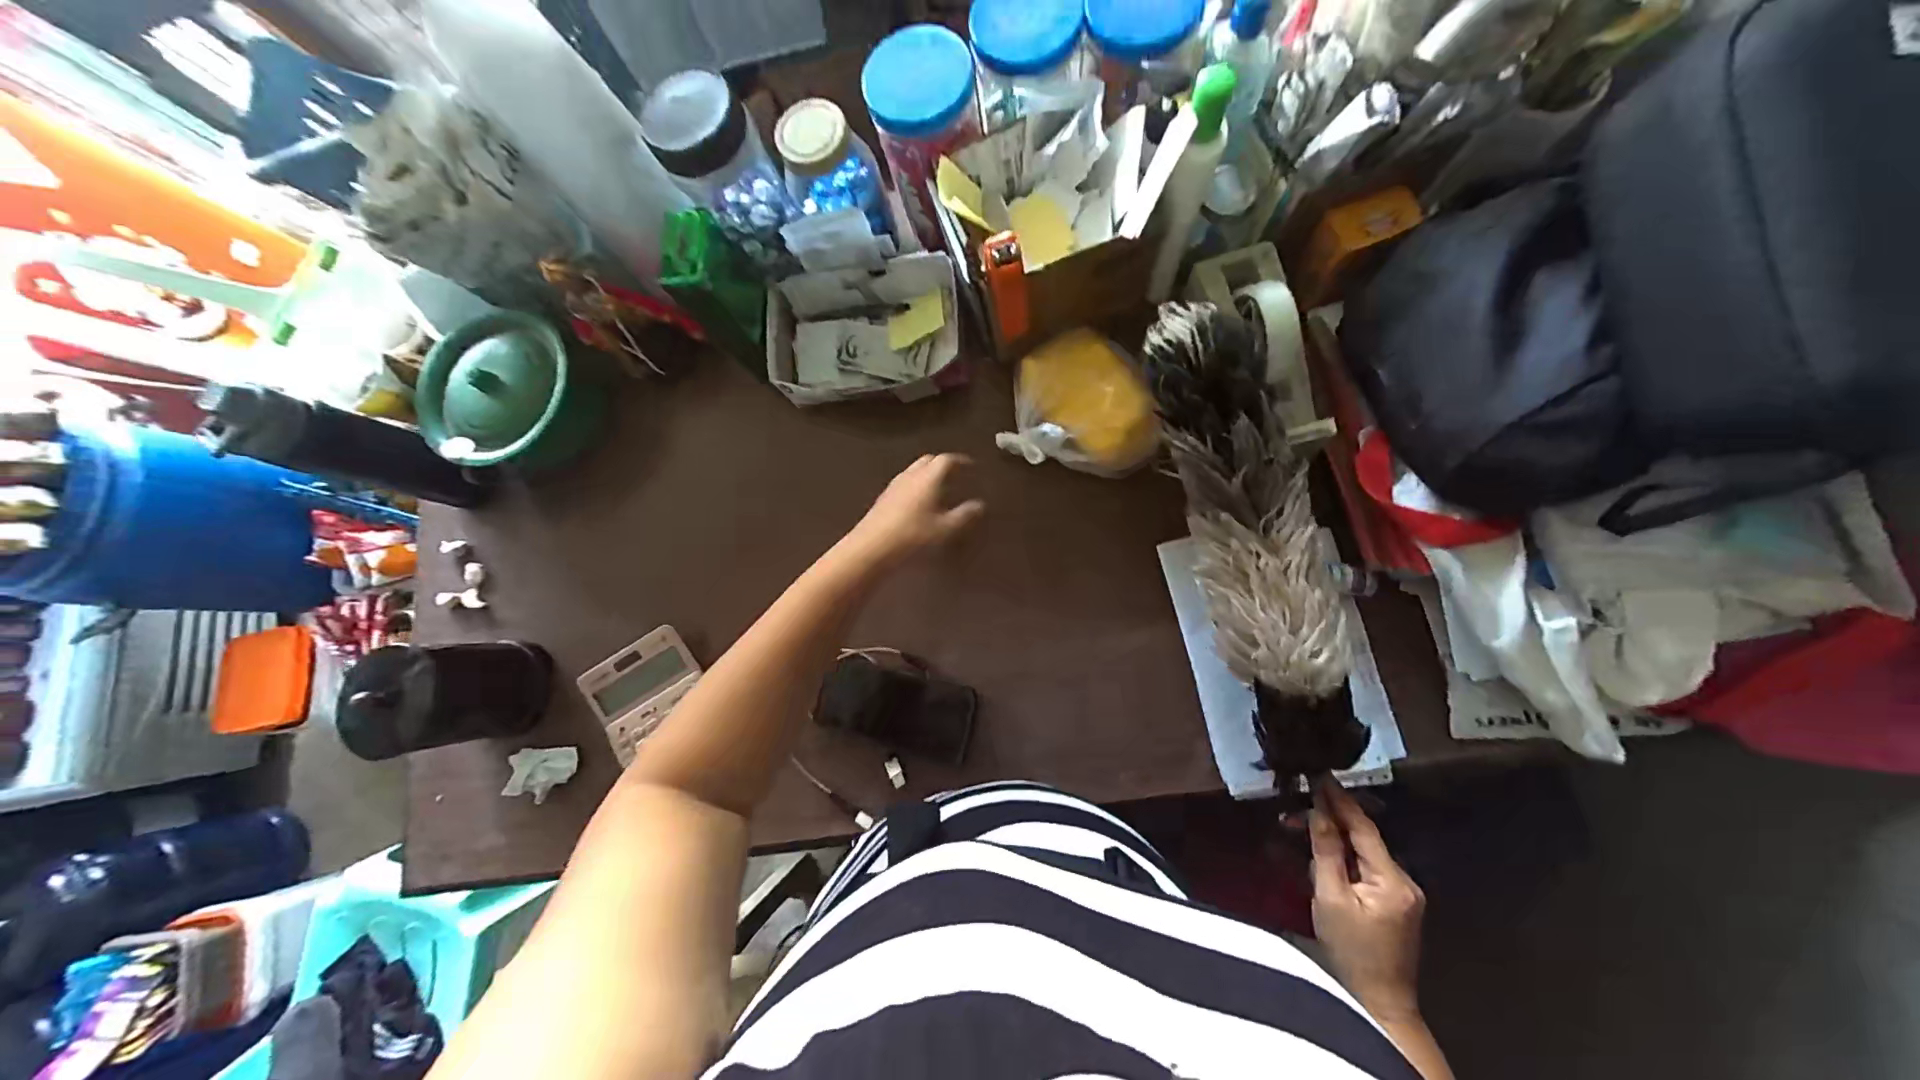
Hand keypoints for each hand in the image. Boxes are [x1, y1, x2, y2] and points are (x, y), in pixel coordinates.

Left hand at [839, 454, 984, 573]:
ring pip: (913, 471)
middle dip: (942, 464)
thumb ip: (964, 515)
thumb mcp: (945, 529)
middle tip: (955, 475)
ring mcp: (894, 485)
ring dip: (927, 474)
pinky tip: (918, 502)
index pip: (946, 460)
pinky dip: (916, 485)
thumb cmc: (914, 536)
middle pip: (928, 461)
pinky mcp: (883, 497)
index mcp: (929, 477)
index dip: (960, 461)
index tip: (971, 466)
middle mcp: (911, 475)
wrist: (872, 546)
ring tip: (939, 488)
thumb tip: (979, 504)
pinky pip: (904, 483)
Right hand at [1310, 779, 1425, 1021]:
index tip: (1319, 775)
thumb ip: (1325, 852)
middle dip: (1328, 821)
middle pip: (1363, 839)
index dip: (1339, 800)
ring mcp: (1402, 892)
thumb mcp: (1330, 898)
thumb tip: (1319, 812)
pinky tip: (1320, 857)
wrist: (1379, 1001)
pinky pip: (1365, 867)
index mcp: (1393, 879)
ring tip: (1297, 832)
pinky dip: (1342, 857)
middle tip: (1292, 812)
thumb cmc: (1351, 951)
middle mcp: (1404, 881)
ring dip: (1332, 840)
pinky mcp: (1395, 902)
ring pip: (1362, 852)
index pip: (1363, 828)